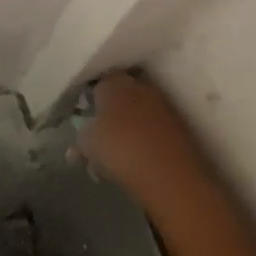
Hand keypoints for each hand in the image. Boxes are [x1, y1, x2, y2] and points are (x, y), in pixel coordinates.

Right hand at [71, 73, 211, 202]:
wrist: (170, 172)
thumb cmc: (118, 147)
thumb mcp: (85, 143)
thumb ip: (78, 140)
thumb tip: (75, 146)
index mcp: (114, 82)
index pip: (95, 84)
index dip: (87, 102)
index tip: (82, 120)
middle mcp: (140, 86)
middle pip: (118, 98)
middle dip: (108, 117)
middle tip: (97, 141)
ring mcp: (163, 106)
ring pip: (136, 116)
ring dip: (126, 132)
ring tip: (114, 159)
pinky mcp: (179, 127)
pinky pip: (152, 130)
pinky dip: (142, 142)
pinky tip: (134, 162)